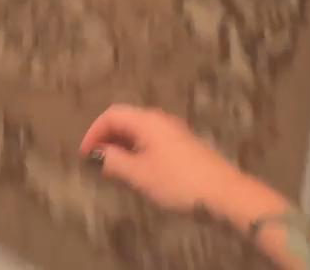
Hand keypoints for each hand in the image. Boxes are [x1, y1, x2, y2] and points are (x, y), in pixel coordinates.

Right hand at [77, 105, 287, 226]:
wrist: (225, 195)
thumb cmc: (179, 182)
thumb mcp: (141, 175)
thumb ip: (114, 163)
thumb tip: (95, 155)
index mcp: (146, 120)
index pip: (111, 114)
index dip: (93, 132)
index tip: (83, 155)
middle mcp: (159, 119)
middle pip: (125, 120)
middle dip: (106, 138)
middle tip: (95, 162)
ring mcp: (173, 131)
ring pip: (139, 131)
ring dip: (122, 146)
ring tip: (113, 169)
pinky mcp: (183, 146)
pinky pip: (151, 141)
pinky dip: (137, 151)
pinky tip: (138, 172)